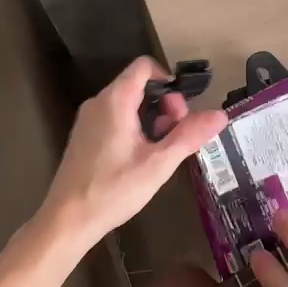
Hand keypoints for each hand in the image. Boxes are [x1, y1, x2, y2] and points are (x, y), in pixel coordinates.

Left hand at [38, 56, 227, 248]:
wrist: (67, 220)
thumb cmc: (113, 189)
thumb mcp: (158, 164)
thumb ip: (189, 135)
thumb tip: (220, 114)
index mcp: (115, 100)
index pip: (145, 66)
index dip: (168, 80)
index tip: (180, 111)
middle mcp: (99, 102)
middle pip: (138, 85)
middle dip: (163, 104)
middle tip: (174, 135)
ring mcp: (88, 119)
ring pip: (127, 103)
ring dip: (150, 118)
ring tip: (159, 150)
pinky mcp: (83, 136)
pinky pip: (114, 117)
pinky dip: (133, 127)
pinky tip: (140, 158)